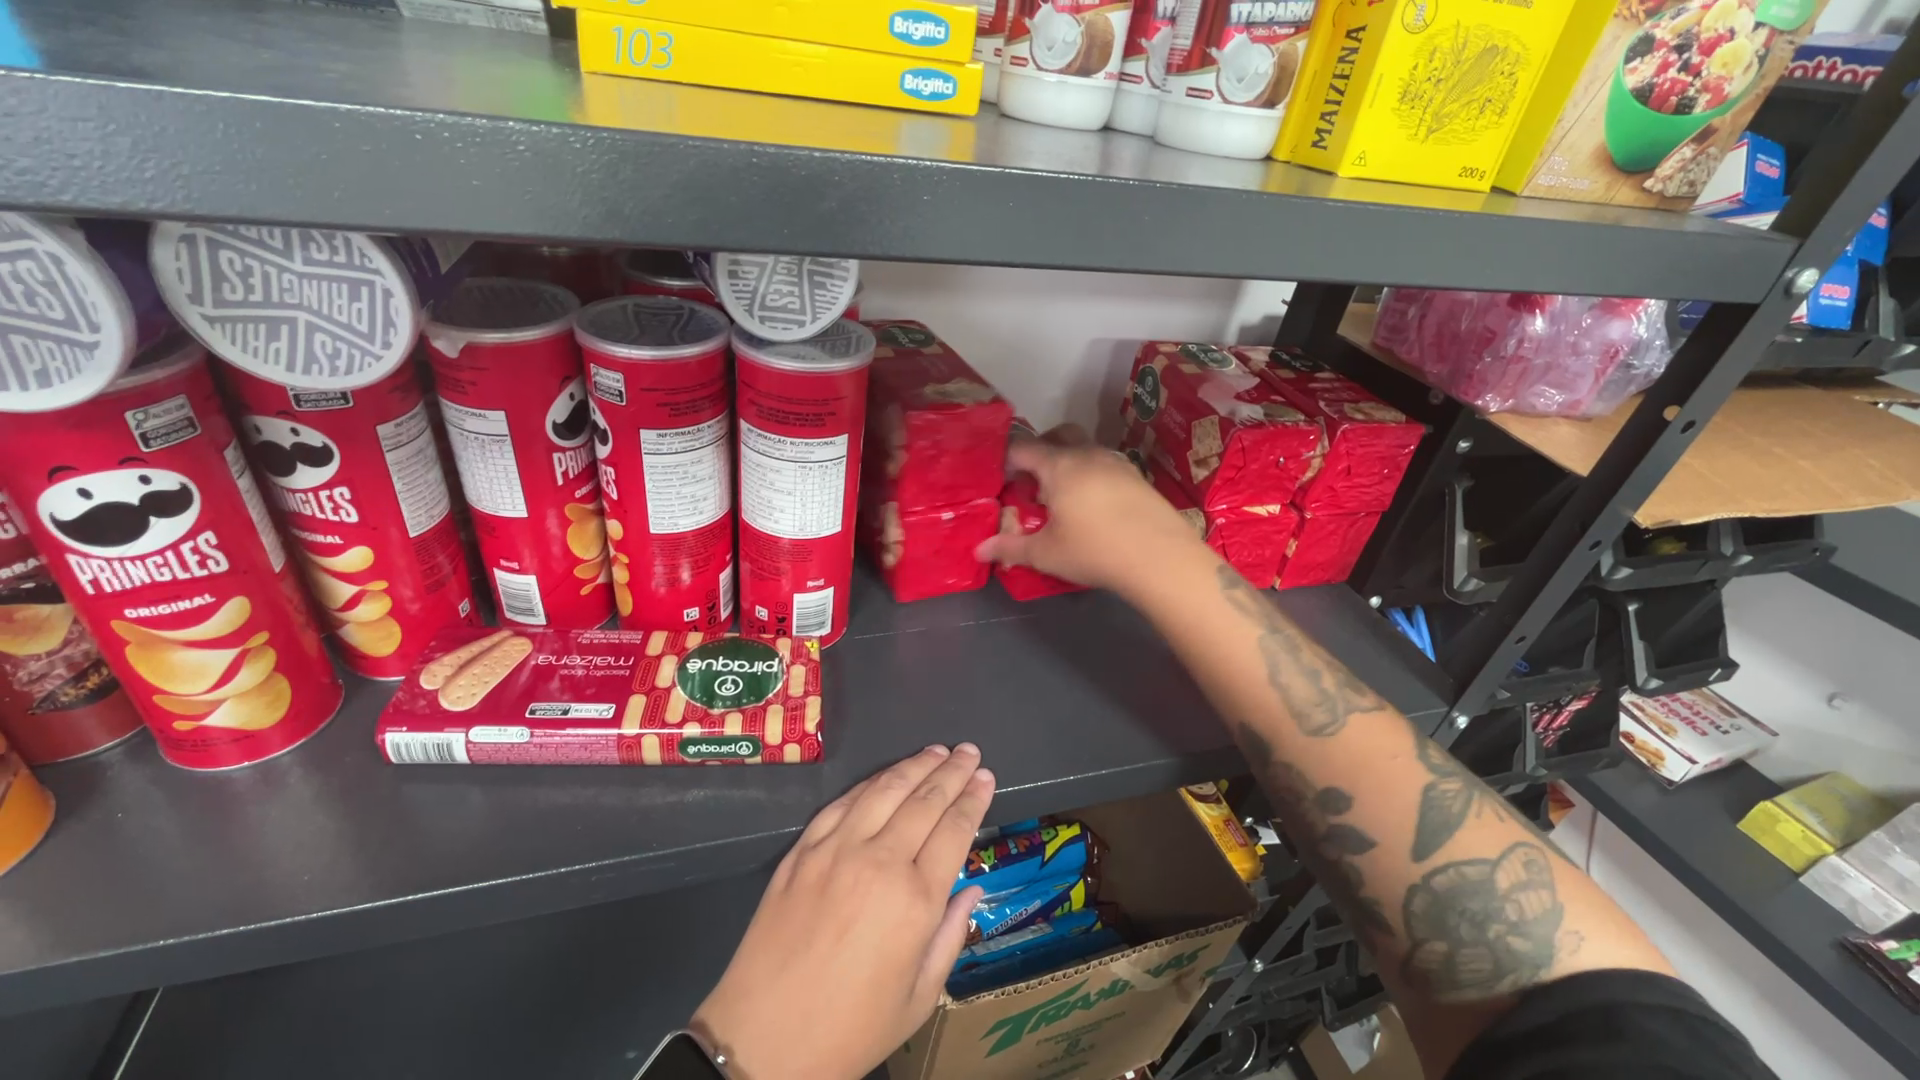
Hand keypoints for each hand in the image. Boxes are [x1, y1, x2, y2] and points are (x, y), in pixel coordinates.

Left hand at [691, 745, 995, 1079]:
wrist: (765, 1038)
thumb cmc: (852, 1028)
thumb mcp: (920, 997)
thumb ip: (950, 936)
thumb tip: (973, 889)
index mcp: (916, 900)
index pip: (954, 830)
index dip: (973, 799)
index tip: (986, 777)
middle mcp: (879, 862)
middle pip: (924, 800)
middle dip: (951, 772)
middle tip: (968, 750)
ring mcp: (835, 851)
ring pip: (883, 791)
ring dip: (913, 766)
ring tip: (935, 752)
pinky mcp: (801, 852)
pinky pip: (840, 804)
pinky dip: (868, 784)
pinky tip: (884, 776)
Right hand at [974, 426, 1204, 596]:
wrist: (1161, 558)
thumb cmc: (1095, 551)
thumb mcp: (1046, 554)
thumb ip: (1011, 547)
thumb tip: (979, 550)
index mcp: (1059, 466)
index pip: (1023, 447)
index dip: (1006, 459)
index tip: (1000, 478)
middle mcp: (1087, 454)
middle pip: (1058, 435)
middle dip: (1040, 451)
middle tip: (1031, 481)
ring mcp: (1116, 462)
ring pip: (1084, 449)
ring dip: (1068, 463)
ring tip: (1062, 497)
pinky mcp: (1137, 477)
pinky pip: (1105, 465)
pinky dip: (1091, 475)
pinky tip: (1093, 506)